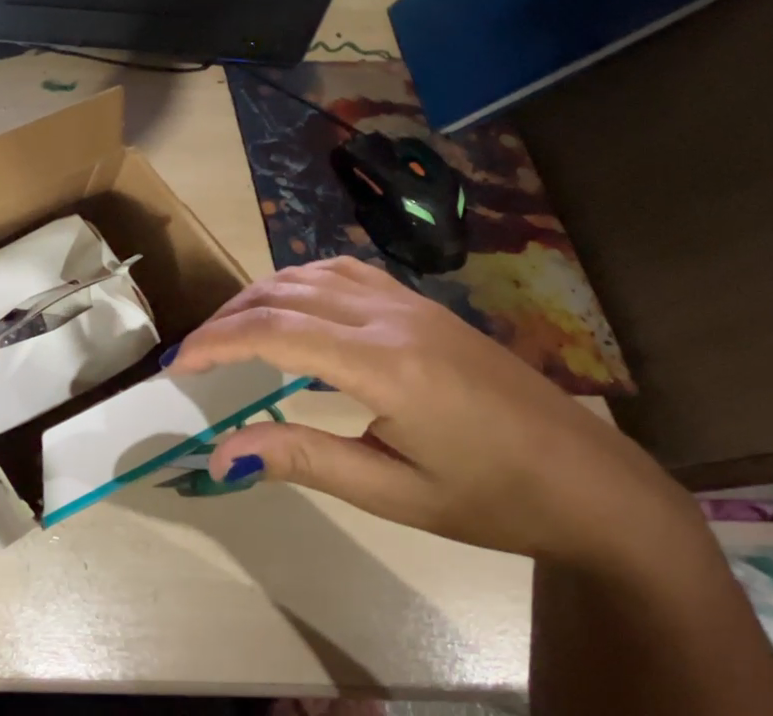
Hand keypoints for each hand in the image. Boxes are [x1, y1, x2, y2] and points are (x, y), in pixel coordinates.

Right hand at [165, 257, 704, 569]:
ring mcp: (412, 305)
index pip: (274, 333)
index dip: (214, 343)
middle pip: (282, 293)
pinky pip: (342, 272)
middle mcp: (393, 320)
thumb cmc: (493, 500)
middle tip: (193, 357)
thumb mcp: (393, 493)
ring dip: (257, 296)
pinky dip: (297, 282)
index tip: (177, 367)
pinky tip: (290, 310)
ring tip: (229, 333)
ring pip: (308, 274)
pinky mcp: (424, 307)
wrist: (595, 486)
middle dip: (225, 319)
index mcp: (387, 368)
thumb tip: (219, 454)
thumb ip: (302, 459)